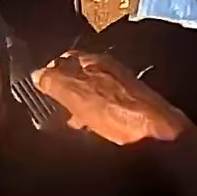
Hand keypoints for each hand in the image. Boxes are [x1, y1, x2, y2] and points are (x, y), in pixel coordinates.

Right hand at [31, 50, 195, 148]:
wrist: (159, 137)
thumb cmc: (119, 112)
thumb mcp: (78, 95)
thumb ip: (55, 82)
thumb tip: (37, 74)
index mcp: (97, 62)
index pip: (65, 58)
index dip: (50, 71)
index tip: (38, 86)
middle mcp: (111, 72)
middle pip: (79, 78)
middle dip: (63, 92)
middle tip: (50, 109)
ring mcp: (123, 91)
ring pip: (92, 96)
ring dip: (78, 109)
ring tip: (69, 125)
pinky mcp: (132, 111)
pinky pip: (105, 112)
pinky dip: (93, 120)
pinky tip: (91, 132)